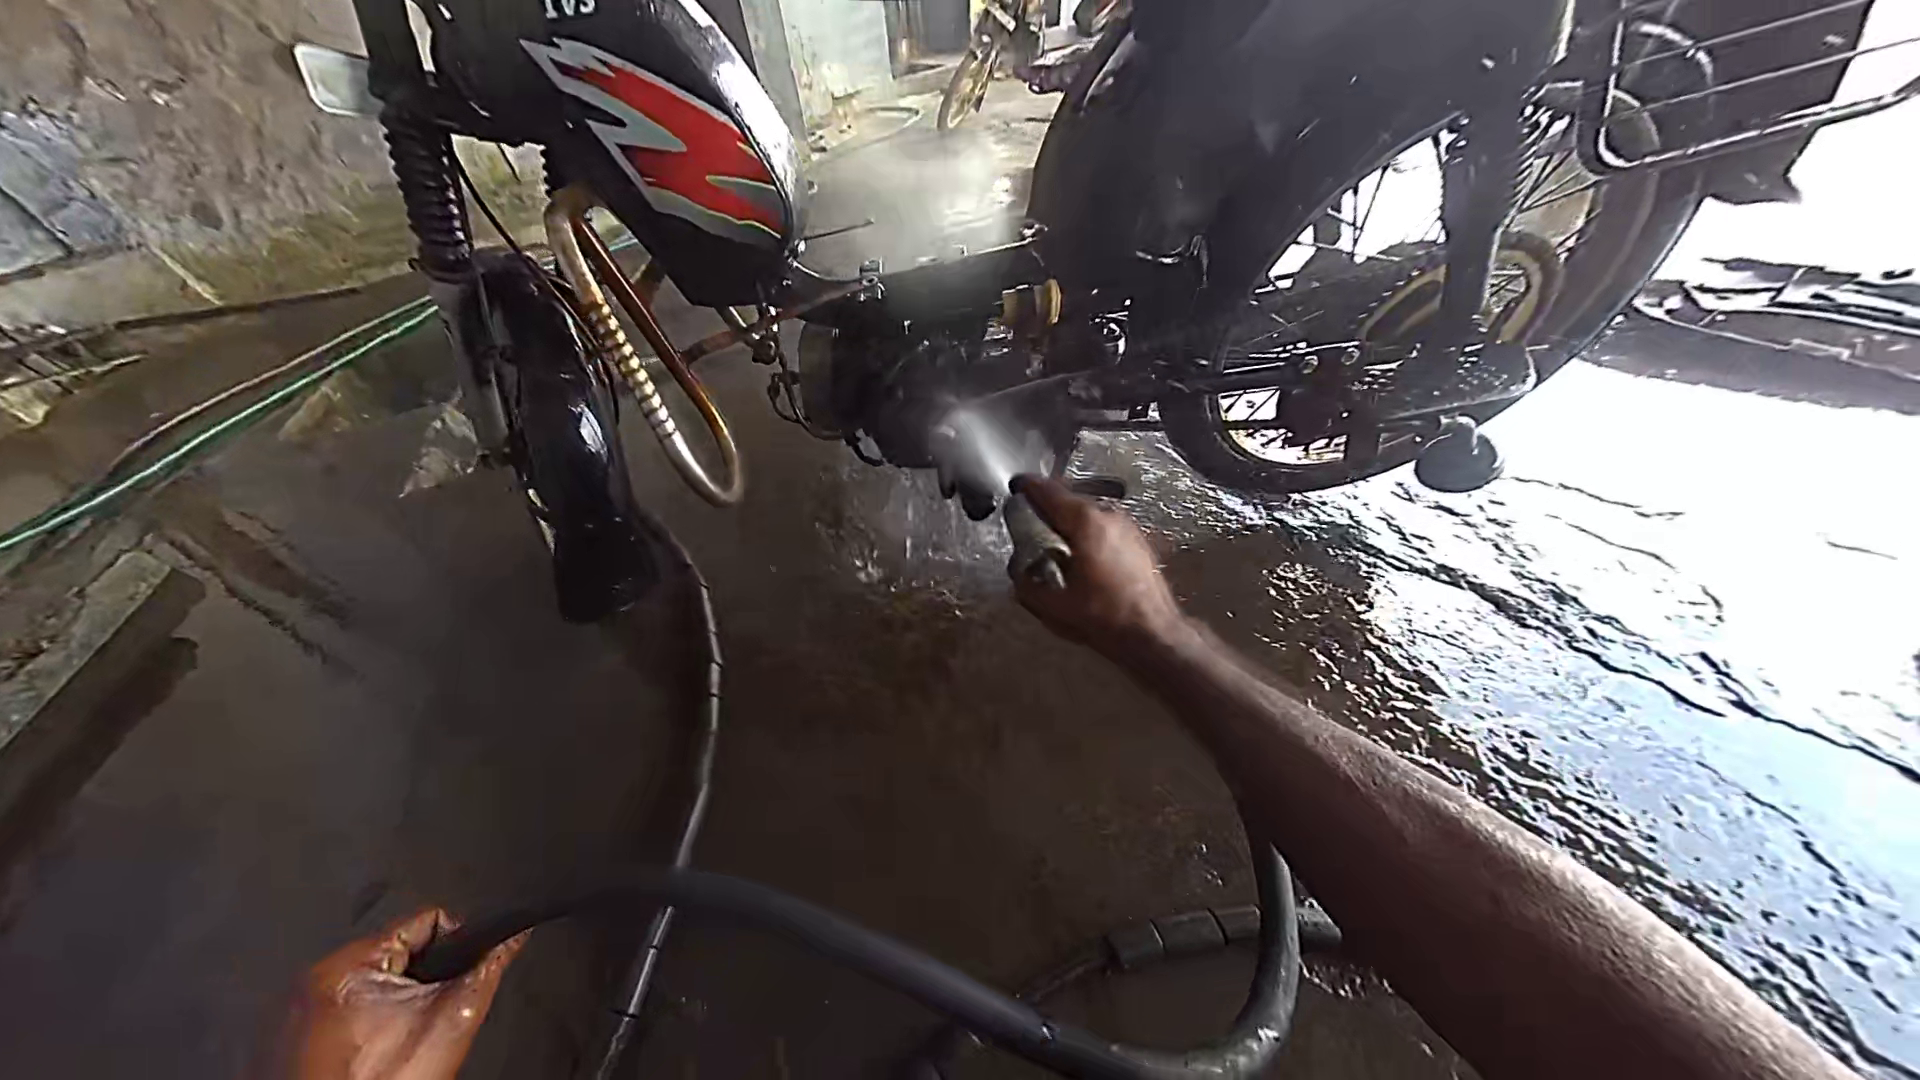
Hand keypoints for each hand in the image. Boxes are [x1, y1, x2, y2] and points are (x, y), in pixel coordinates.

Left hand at [288, 908, 524, 1079]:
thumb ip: (490, 964)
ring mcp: (289, 1015)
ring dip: (394, 998)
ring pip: (374, 980)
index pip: (428, 920)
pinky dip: (364, 1021)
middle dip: (422, 975)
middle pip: (399, 949)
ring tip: (395, 1036)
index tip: (450, 983)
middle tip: (421, 1016)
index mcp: (346, 966)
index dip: (456, 944)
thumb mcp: (454, 1018)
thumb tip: (516, 935)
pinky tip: (369, 1052)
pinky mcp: (280, 1043)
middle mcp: (310, 982)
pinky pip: (342, 1008)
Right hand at [1012, 476, 1189, 653]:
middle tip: (1030, 520)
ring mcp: (1128, 525)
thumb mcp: (1054, 607)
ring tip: (1054, 540)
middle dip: (1048, 507)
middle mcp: (1108, 515)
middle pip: (1070, 499)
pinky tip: (1082, 554)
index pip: (1049, 492)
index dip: (1028, 487)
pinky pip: (1105, 526)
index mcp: (1085, 522)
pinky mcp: (1139, 540)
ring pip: (1090, 513)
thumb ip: (1028, 586)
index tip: (1016, 487)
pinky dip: (1089, 532)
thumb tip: (1018, 576)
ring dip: (1070, 520)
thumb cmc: (1103, 616)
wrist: (1153, 633)